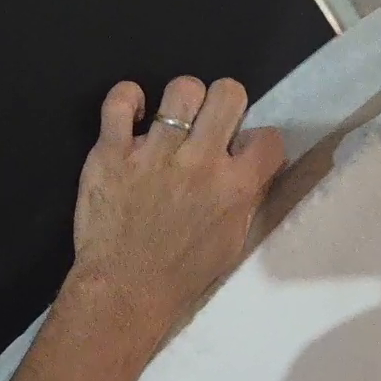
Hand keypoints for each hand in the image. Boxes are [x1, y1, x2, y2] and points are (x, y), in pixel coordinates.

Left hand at [67, 76, 286, 341]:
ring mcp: (154, 152)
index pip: (269, 136)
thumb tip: (253, 164)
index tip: (242, 150)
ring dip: (181, 101)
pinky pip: (120, 101)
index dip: (257, 140)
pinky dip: (127, 98)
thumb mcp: (233, 241)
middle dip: (223, 103)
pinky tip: (134, 113)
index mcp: (235, 186)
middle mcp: (200, 160)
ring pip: (181, 89)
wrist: (125, 290)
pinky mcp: (112, 151)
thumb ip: (247, 197)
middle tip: (208, 124)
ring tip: (171, 122)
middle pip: (227, 93)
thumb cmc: (183, 274)